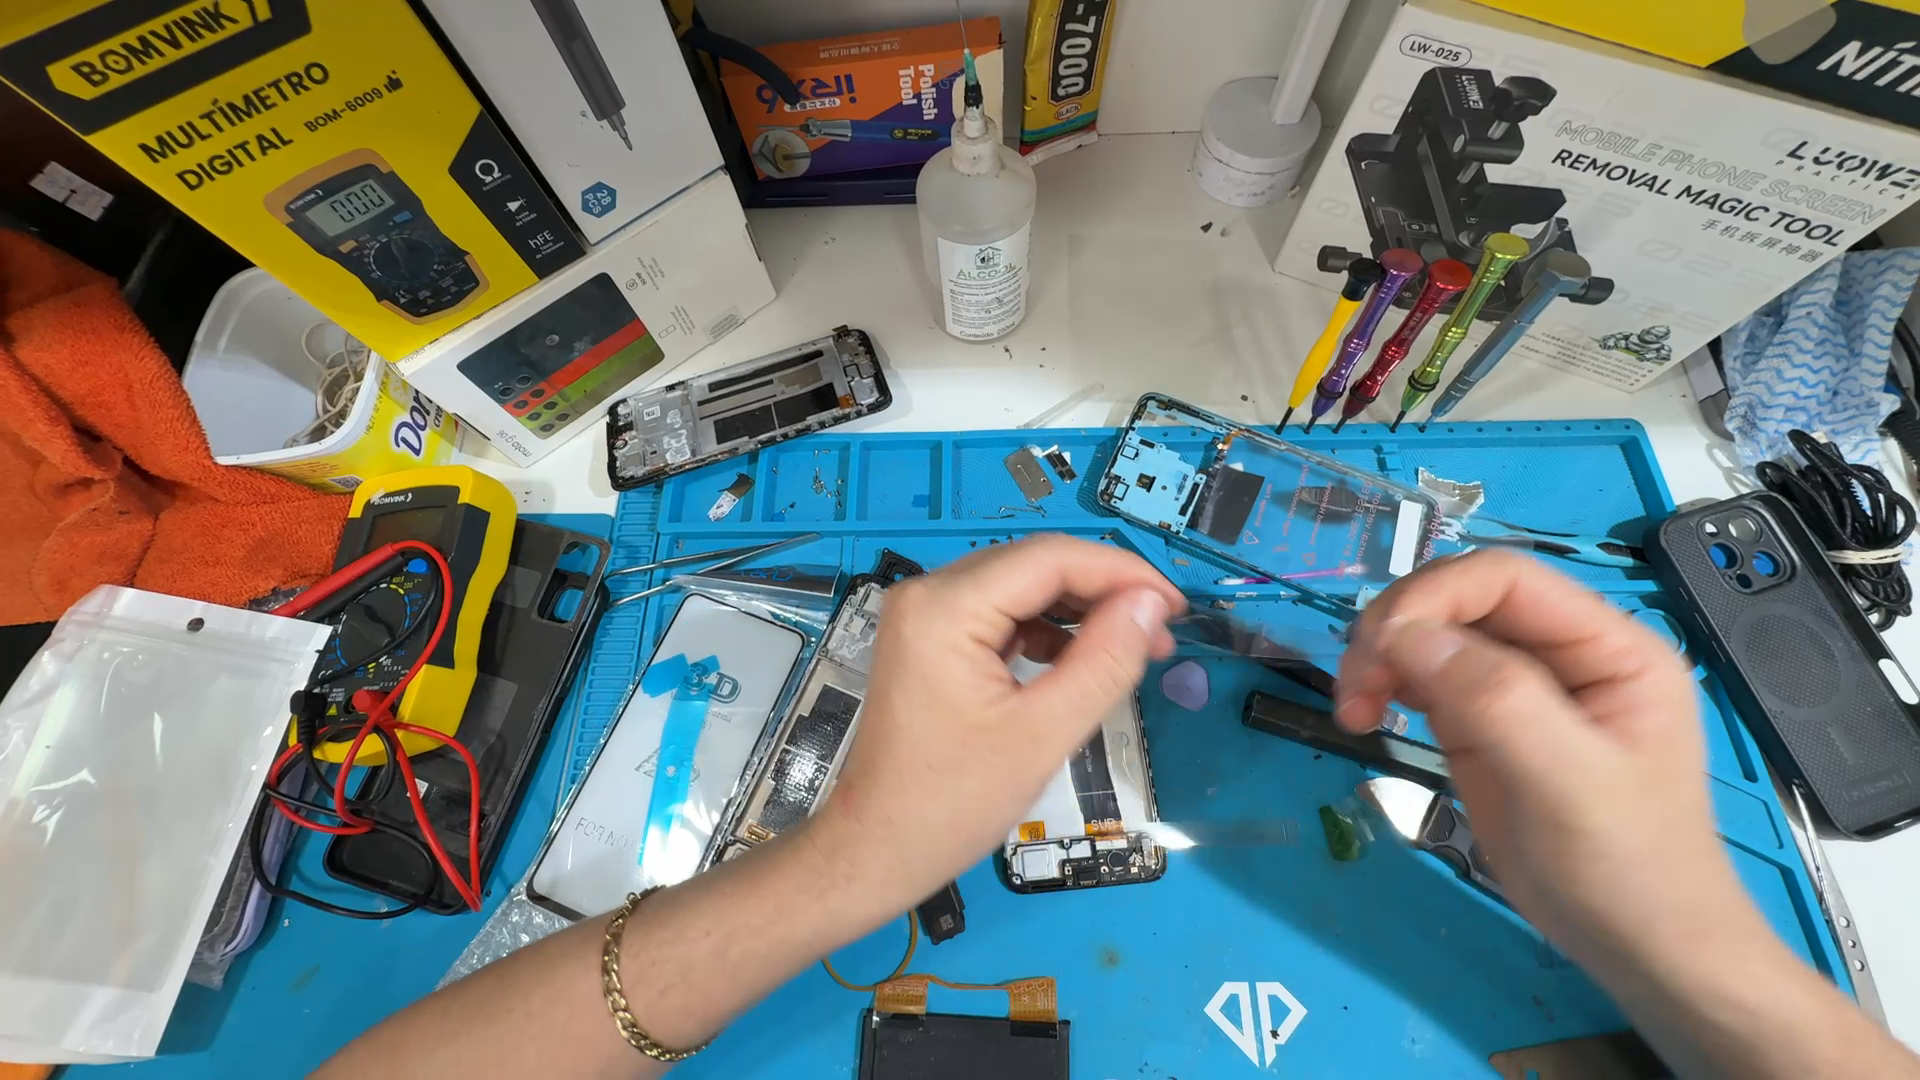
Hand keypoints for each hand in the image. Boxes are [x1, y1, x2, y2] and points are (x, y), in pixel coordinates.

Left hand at [814, 534, 1183, 911]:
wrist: (876, 847)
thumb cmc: (953, 803)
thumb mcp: (1042, 735)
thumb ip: (1104, 662)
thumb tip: (1151, 604)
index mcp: (945, 607)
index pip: (1049, 558)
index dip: (1121, 572)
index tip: (1175, 606)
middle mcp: (928, 591)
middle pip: (1033, 565)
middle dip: (1103, 591)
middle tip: (1160, 631)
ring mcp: (924, 611)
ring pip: (1019, 585)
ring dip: (1077, 609)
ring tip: (1130, 647)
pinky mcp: (929, 634)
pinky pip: (999, 611)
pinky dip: (1044, 628)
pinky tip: (1077, 658)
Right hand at [1333, 551, 1758, 976]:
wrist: (1634, 947)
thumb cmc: (1626, 866)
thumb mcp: (1570, 782)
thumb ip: (1496, 699)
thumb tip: (1404, 634)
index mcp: (1604, 645)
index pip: (1502, 578)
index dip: (1432, 596)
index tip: (1377, 647)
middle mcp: (1555, 651)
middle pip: (1451, 599)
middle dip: (1392, 631)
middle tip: (1355, 687)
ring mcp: (1511, 683)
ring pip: (1421, 633)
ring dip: (1374, 659)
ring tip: (1352, 710)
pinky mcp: (1473, 715)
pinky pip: (1412, 673)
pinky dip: (1377, 684)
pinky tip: (1363, 716)